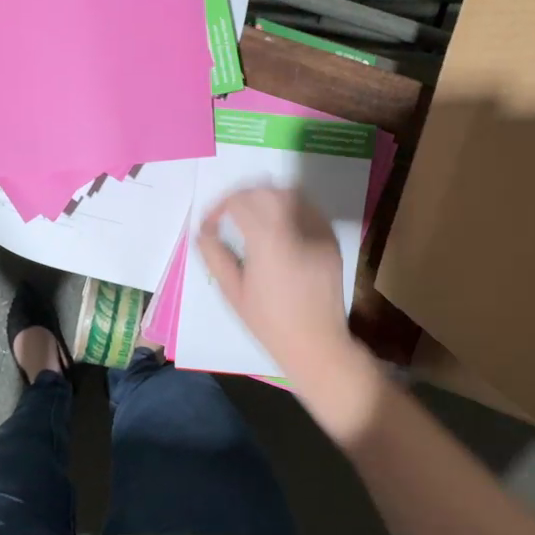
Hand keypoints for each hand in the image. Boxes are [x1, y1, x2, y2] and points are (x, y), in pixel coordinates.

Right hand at [196, 186, 356, 374]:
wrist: (317, 343)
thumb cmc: (269, 323)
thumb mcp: (233, 292)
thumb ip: (215, 256)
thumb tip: (203, 232)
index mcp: (268, 242)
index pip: (240, 202)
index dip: (219, 206)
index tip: (211, 223)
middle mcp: (296, 229)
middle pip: (267, 190)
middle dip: (243, 195)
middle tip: (228, 212)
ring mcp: (318, 233)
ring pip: (291, 194)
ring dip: (267, 197)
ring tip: (252, 214)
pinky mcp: (331, 240)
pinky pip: (309, 210)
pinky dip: (290, 208)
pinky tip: (279, 226)